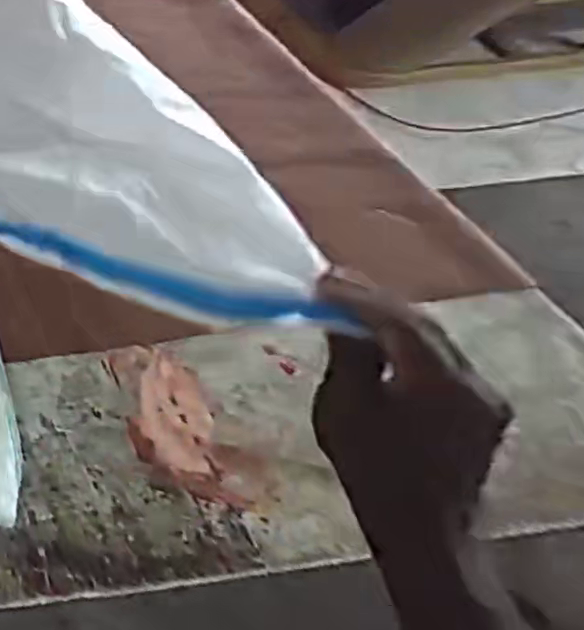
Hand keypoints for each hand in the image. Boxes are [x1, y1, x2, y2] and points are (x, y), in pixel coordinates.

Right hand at [313, 274, 512, 545]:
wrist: (417, 519)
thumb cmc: (370, 460)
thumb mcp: (346, 402)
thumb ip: (350, 354)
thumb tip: (339, 317)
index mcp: (444, 383)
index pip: (400, 321)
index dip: (356, 295)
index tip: (316, 279)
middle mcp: (476, 385)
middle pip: (424, 326)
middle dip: (374, 299)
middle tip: (327, 279)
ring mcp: (482, 398)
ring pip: (433, 340)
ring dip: (387, 316)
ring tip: (343, 298)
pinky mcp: (476, 408)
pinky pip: (437, 358)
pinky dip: (401, 338)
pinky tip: (372, 332)